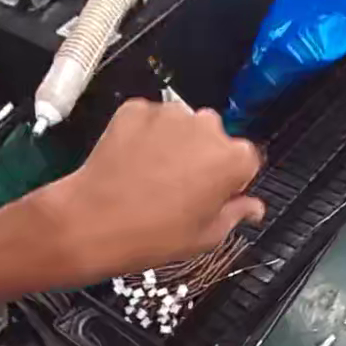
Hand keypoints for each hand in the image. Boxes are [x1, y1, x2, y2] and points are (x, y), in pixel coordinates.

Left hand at [21, 98, 264, 287]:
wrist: (93, 222)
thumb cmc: (153, 236)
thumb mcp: (204, 237)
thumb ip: (235, 214)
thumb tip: (252, 207)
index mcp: (232, 159)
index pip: (247, 160)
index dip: (232, 179)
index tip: (217, 195)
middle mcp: (206, 126)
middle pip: (214, 137)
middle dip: (203, 157)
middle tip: (180, 190)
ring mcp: (169, 114)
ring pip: (181, 126)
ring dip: (174, 144)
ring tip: (152, 178)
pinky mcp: (136, 108)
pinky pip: (149, 120)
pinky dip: (144, 136)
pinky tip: (132, 165)